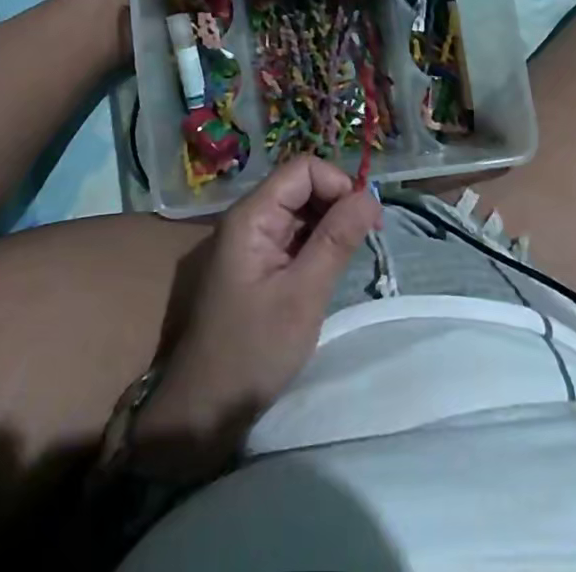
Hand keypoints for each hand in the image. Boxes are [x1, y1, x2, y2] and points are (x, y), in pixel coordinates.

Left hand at [134, 157, 382, 478]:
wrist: (206, 405)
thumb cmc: (254, 350)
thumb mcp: (304, 294)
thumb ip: (336, 240)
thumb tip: (370, 195)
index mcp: (251, 217)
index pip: (302, 169)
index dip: (337, 184)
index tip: (365, 219)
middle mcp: (248, 220)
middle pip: (302, 186)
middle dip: (338, 203)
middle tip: (367, 239)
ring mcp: (251, 243)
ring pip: (301, 211)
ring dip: (331, 224)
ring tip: (352, 256)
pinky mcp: (257, 265)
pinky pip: (293, 237)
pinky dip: (318, 244)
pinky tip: (331, 268)